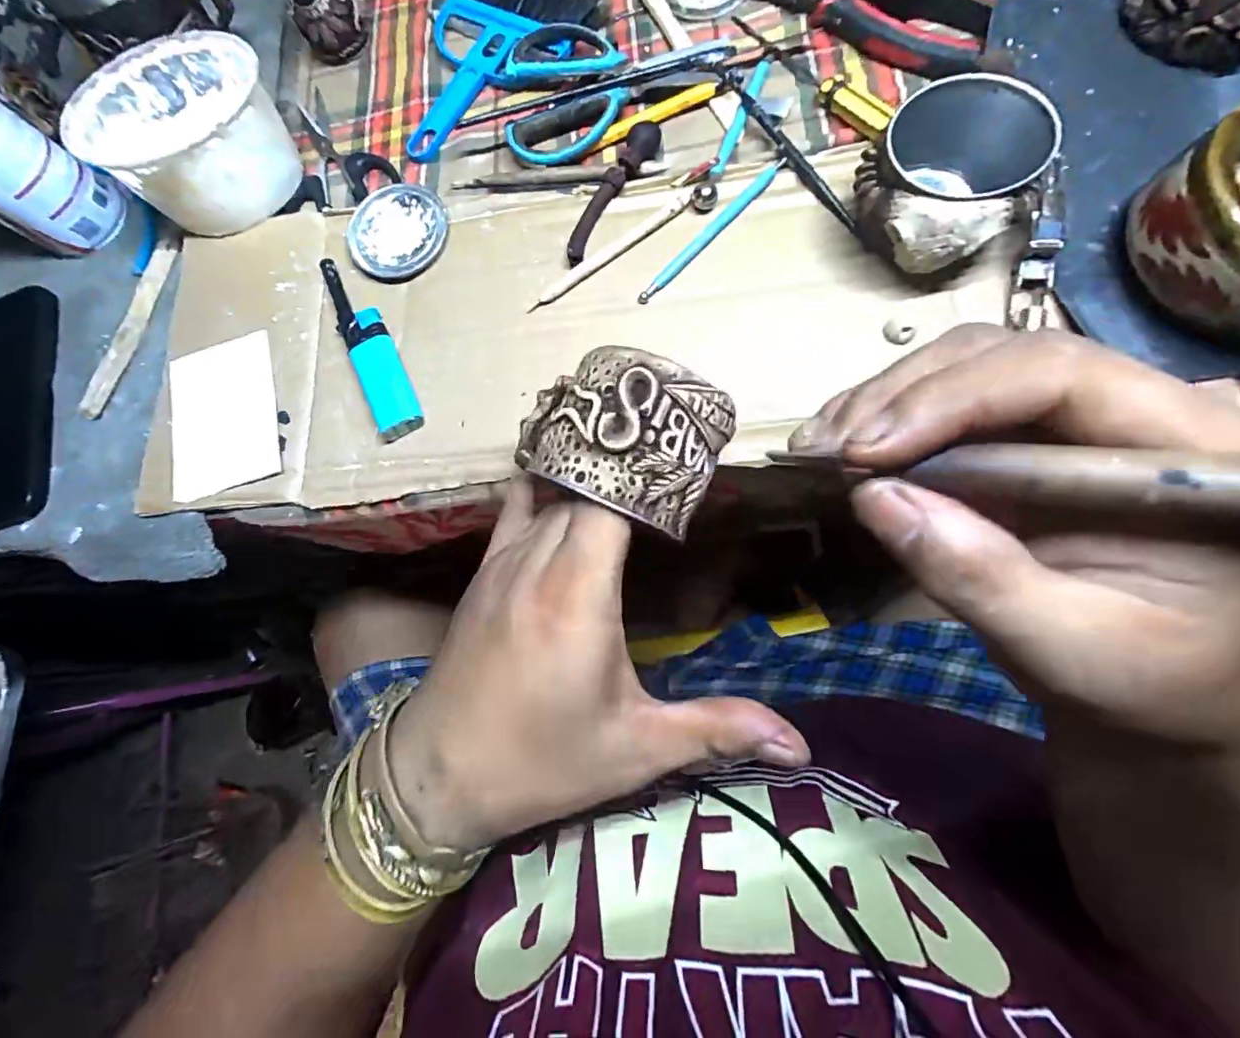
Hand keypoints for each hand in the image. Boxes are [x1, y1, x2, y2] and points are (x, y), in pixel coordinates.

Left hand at [387, 478, 810, 850]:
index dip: (646, 481)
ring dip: (584, 482)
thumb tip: (801, 744)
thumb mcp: (634, 748)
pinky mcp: (479, 577)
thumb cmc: (541, 762)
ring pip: (547, 499)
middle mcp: (534, 565)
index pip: (609, 502)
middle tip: (670, 470)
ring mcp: (500, 566)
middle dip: (625, 479)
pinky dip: (540, 493)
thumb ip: (715, 729)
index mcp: (576, 595)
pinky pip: (513, 514)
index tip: (685, 472)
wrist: (439, 772)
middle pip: (581, 493)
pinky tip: (561, 490)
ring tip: (626, 468)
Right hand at [794, 326, 1239, 749]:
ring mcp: (1075, 424)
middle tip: (823, 453)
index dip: (951, 399)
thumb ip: (981, 576)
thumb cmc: (1151, 687)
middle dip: (899, 398)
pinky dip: (880, 422)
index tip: (864, 453)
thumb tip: (872, 497)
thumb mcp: (1072, 650)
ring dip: (877, 404)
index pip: (1060, 375)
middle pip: (999, 356)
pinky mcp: (1024, 445)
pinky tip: (837, 450)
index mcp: (1196, 451)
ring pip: (961, 368)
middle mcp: (1138, 411)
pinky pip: (943, 406)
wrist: (1172, 705)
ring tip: (815, 452)